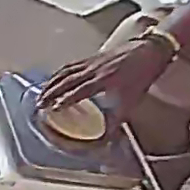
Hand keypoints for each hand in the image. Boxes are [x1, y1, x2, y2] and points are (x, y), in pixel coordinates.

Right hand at [38, 36, 175, 112]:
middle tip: (39, 105)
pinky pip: (70, 66)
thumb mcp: (131, 101)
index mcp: (103, 80)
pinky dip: (58, 74)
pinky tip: (53, 80)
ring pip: (65, 72)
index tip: (54, 109)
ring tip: (40, 95)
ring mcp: (91, 62)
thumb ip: (116, 122)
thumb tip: (106, 141)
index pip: (79, 91)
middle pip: (66, 81)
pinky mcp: (92, 58)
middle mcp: (94, 70)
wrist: (151, 49)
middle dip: (50, 93)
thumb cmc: (142, 75)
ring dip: (51, 84)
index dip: (65, 99)